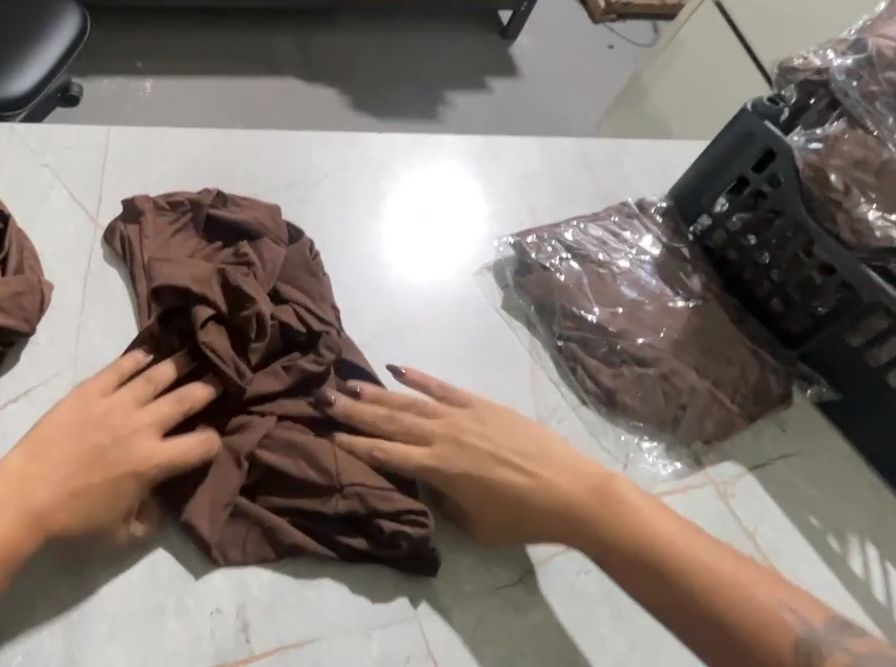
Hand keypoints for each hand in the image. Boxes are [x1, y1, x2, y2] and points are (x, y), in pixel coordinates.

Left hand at [0, 351, 222, 544]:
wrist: (27, 496)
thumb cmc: (75, 519)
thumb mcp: (122, 532)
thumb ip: (150, 517)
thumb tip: (161, 504)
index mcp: (154, 461)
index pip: (201, 445)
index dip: (213, 441)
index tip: (212, 437)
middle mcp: (142, 425)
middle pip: (186, 399)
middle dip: (207, 389)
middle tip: (219, 380)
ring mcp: (115, 403)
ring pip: (157, 376)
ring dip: (178, 364)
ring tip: (191, 355)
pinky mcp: (90, 390)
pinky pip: (120, 367)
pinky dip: (136, 358)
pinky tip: (146, 354)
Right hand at [319, 365, 633, 549]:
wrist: (572, 492)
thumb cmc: (523, 518)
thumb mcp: (475, 527)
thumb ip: (442, 503)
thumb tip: (422, 484)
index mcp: (438, 469)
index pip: (386, 453)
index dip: (356, 445)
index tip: (329, 434)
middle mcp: (441, 436)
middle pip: (388, 421)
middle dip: (353, 411)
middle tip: (323, 397)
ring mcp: (460, 415)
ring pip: (408, 402)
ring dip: (376, 393)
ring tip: (348, 385)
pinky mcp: (478, 404)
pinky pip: (440, 387)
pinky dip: (416, 377)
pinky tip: (395, 369)